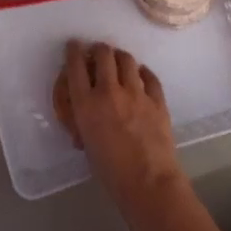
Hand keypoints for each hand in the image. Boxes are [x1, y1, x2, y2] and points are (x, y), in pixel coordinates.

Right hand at [55, 41, 184, 208]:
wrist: (148, 184)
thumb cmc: (110, 172)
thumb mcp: (87, 143)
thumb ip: (84, 120)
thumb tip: (87, 112)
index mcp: (86, 104)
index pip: (75, 66)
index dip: (73, 51)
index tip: (73, 46)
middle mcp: (109, 91)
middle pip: (102, 54)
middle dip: (98, 49)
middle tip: (98, 53)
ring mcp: (136, 93)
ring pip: (127, 59)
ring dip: (120, 57)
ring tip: (119, 61)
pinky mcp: (157, 100)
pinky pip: (149, 76)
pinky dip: (143, 72)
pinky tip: (141, 76)